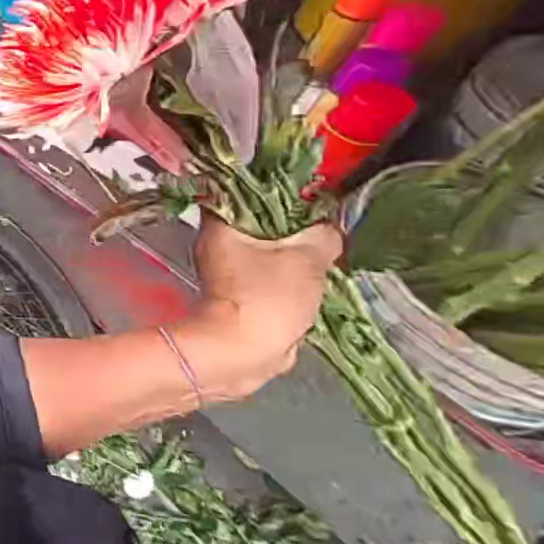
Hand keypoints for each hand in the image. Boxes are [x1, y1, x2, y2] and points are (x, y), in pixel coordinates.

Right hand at [19, 216, 340, 456]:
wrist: (232, 353)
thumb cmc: (238, 288)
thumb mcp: (220, 237)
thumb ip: (220, 211)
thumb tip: (215, 190)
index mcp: (313, 258)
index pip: (327, 228)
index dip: (308, 217)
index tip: (283, 213)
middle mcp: (318, 291)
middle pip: (308, 262)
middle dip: (283, 251)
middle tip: (250, 243)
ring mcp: (305, 324)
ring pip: (294, 294)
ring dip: (273, 284)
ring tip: (239, 278)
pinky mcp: (285, 349)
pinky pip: (277, 321)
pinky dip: (260, 313)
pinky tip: (234, 312)